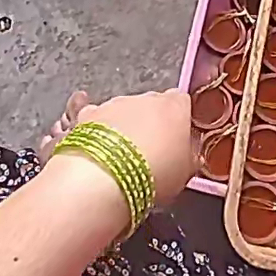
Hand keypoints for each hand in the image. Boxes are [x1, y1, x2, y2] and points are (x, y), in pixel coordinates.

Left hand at [62, 89, 194, 207]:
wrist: (106, 178)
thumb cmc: (154, 174)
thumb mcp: (185, 172)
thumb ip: (189, 156)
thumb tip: (188, 155)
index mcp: (175, 107)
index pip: (181, 101)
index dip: (179, 119)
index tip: (176, 137)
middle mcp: (145, 98)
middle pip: (151, 105)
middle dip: (150, 123)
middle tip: (149, 153)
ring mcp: (114, 104)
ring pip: (122, 111)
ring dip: (123, 128)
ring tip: (120, 160)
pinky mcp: (87, 114)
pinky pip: (94, 117)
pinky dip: (95, 130)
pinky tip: (94, 150)